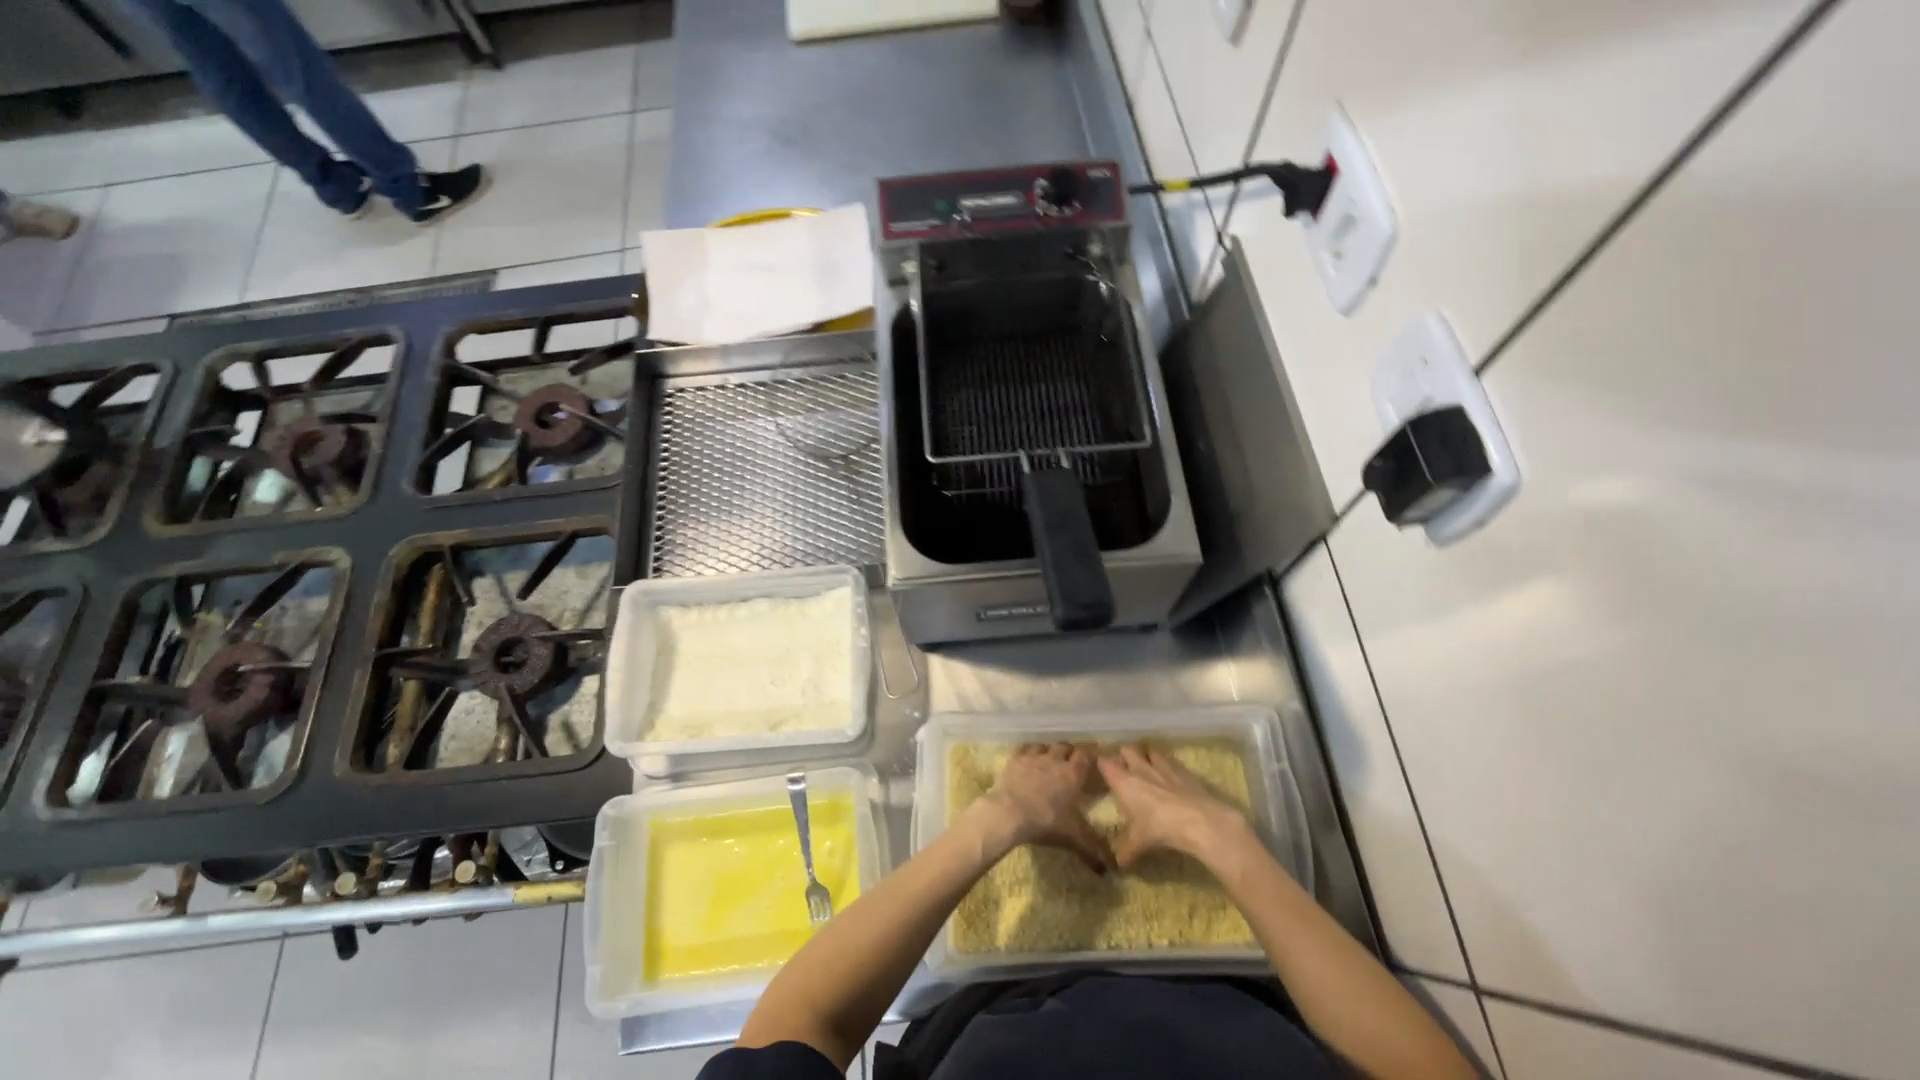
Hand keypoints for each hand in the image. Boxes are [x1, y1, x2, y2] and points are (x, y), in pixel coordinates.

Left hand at [972, 742, 1111, 872]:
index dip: (1088, 758)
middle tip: (1069, 764)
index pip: (1086, 756)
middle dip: (1068, 753)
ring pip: (1045, 746)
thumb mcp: (1073, 837)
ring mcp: (1033, 757)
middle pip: (1065, 747)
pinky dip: (1027, 753)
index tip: (1089, 764)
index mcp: (1073, 774)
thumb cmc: (1046, 821)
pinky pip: (1024, 749)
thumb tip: (1108, 871)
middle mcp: (1055, 760)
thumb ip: (1092, 851)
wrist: (1009, 813)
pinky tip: (1026, 762)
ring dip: (1048, 751)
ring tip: (1048, 761)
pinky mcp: (1014, 760)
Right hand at [1097, 743, 1254, 868]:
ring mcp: (1163, 766)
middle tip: (1125, 768)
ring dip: (1147, 756)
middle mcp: (1140, 768)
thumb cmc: (1159, 828)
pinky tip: (1171, 775)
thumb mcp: (1138, 843)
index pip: (1105, 763)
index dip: (1102, 764)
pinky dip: (1168, 764)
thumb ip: (1125, 852)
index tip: (1101, 769)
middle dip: (1124, 756)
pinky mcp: (1182, 769)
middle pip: (1127, 749)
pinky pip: (1171, 759)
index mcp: (1123, 782)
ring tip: (1148, 767)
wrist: (1197, 820)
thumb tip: (1117, 865)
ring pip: (1150, 750)